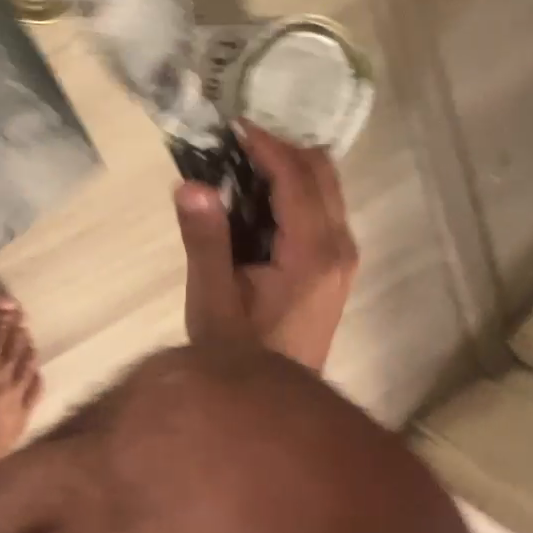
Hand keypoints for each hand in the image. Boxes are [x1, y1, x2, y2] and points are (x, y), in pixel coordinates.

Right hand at [173, 121, 358, 371]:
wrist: (273, 405)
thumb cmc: (239, 350)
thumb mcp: (212, 298)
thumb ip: (205, 239)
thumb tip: (190, 183)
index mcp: (314, 253)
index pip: (297, 179)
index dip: (267, 146)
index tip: (231, 126)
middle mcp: (340, 248)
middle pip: (322, 174)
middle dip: (281, 148)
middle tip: (233, 141)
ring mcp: (342, 258)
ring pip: (326, 189)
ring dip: (289, 166)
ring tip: (240, 161)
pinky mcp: (333, 267)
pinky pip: (322, 208)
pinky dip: (294, 188)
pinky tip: (255, 194)